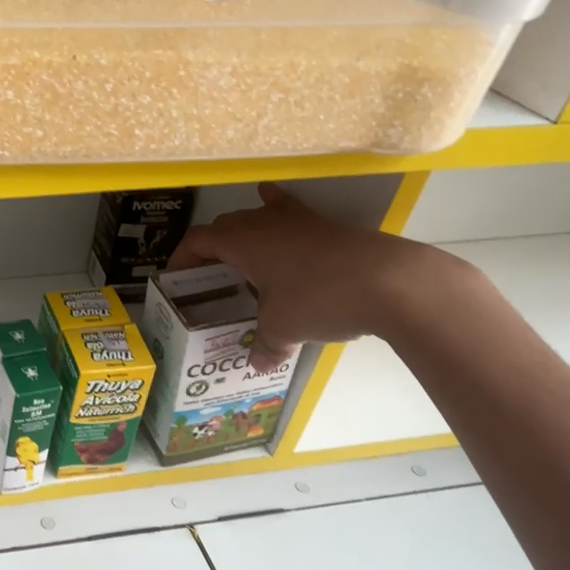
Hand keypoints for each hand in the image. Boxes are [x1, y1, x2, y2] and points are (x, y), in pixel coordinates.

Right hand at [168, 183, 469, 370]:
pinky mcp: (327, 225)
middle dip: (211, 249)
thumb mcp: (284, 329)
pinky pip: (290, 212)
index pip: (198, 240)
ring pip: (256, 217)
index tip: (176, 279)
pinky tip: (275, 204)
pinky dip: (276, 210)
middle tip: (208, 277)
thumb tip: (258, 364)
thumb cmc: (320, 299)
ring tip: (240, 254)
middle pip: (224, 226)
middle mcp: (263, 222)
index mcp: (242, 242)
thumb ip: (265, 346)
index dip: (182, 258)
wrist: (393, 282)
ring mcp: (298, 220)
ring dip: (242, 234)